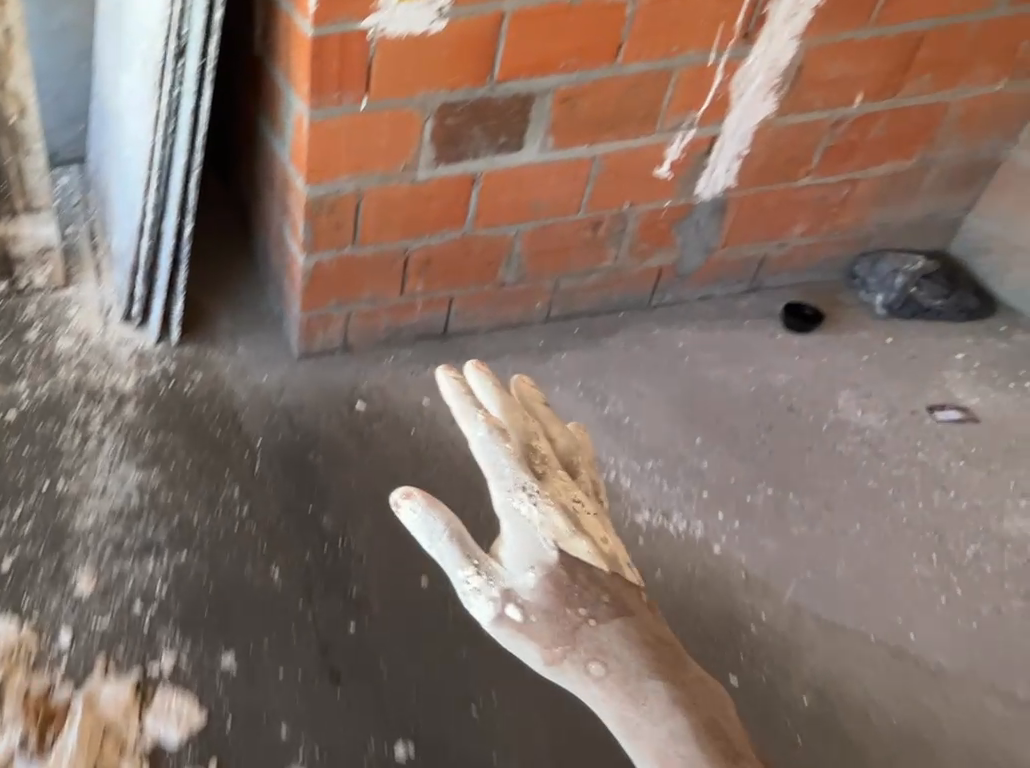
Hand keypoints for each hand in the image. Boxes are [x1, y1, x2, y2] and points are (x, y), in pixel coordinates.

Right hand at [391, 363, 763, 767]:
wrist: (636, 669)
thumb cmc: (552, 634)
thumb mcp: (485, 596)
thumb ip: (445, 540)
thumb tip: (401, 495)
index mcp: (525, 510)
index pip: (489, 443)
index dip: (466, 405)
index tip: (447, 374)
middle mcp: (558, 501)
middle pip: (524, 435)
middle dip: (496, 398)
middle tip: (475, 367)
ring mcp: (585, 512)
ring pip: (558, 447)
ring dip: (536, 412)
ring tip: (522, 383)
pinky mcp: (603, 528)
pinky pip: (586, 471)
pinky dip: (575, 444)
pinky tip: (575, 431)